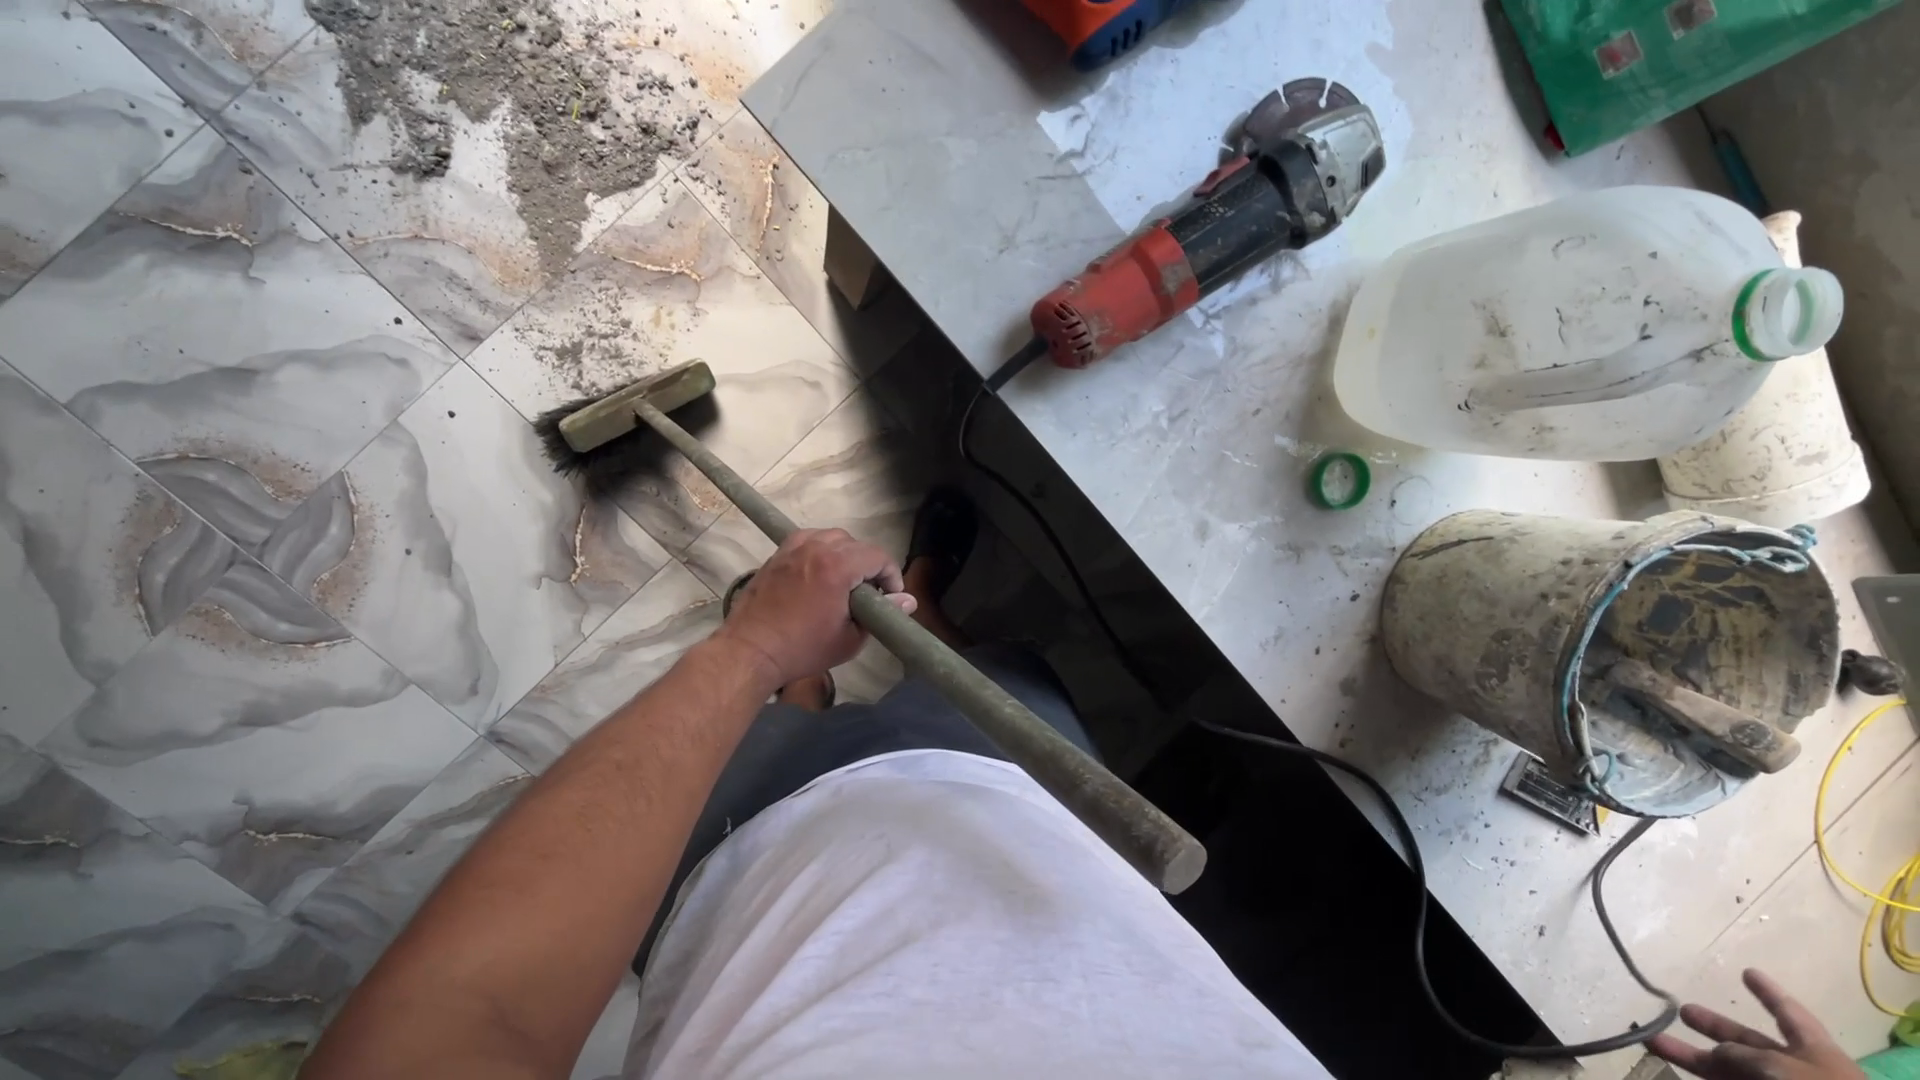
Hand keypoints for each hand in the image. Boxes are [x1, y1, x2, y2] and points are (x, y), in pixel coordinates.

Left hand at [713, 529, 915, 687]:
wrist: (751, 650)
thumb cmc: (803, 649)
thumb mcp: (850, 638)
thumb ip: (881, 614)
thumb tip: (908, 601)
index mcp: (836, 566)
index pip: (877, 556)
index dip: (891, 575)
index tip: (892, 597)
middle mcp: (815, 548)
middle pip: (855, 543)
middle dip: (868, 564)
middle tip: (869, 592)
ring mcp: (792, 549)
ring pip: (830, 537)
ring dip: (844, 554)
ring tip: (844, 580)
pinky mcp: (776, 555)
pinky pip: (807, 540)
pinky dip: (820, 550)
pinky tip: (819, 572)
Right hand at [1648, 969, 1865, 1079]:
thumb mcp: (1781, 1068)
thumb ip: (1744, 1054)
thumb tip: (1717, 1051)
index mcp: (1813, 1050)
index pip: (1789, 1014)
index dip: (1768, 993)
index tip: (1748, 972)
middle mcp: (1795, 1069)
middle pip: (1748, 1043)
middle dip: (1715, 1027)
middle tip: (1683, 1012)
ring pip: (1728, 1069)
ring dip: (1691, 1056)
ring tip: (1652, 1042)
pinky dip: (1704, 1077)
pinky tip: (1679, 1072)